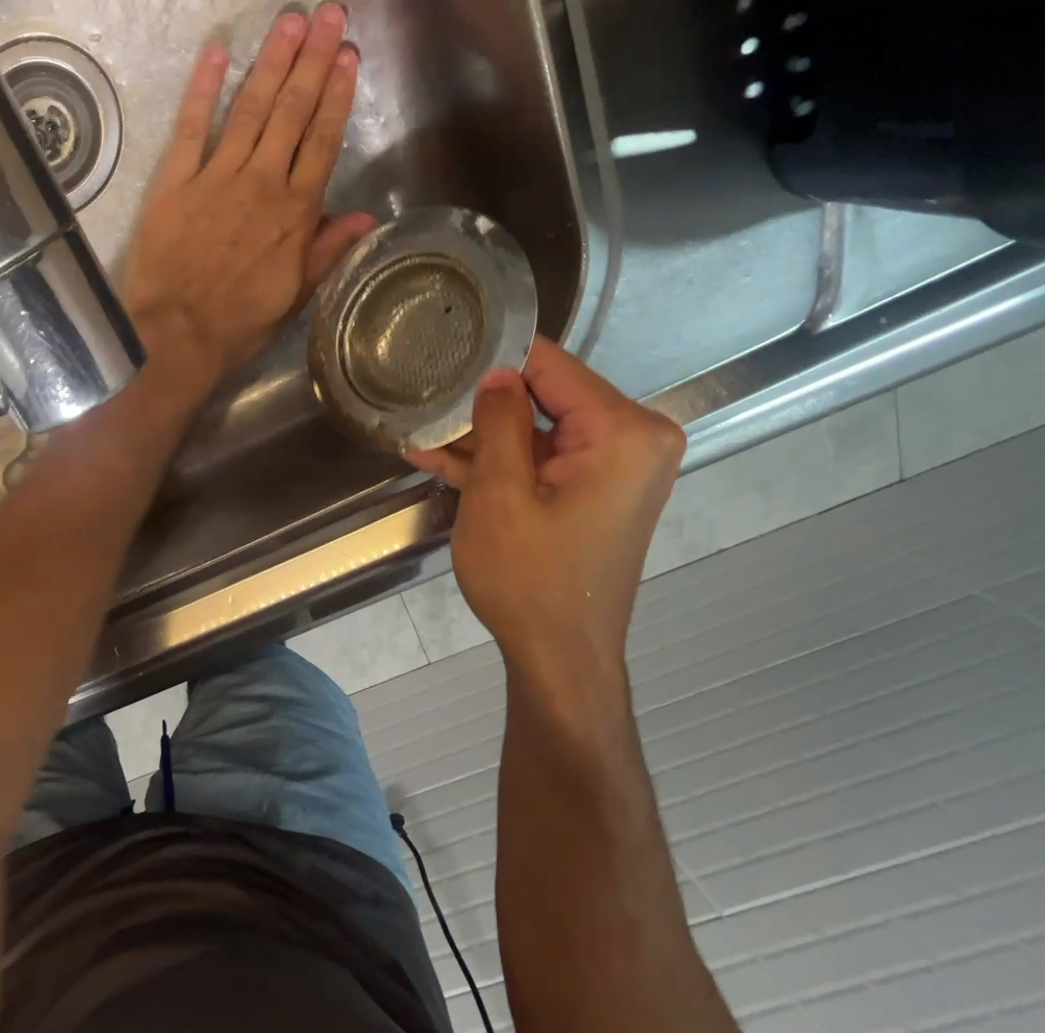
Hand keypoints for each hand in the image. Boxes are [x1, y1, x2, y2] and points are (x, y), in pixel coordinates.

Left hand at [121, 5, 376, 391]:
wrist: (176, 337)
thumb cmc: (236, 327)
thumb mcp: (293, 298)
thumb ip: (325, 253)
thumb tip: (364, 218)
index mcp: (295, 214)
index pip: (323, 142)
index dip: (337, 97)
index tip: (349, 58)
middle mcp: (261, 184)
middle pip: (292, 113)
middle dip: (313, 61)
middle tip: (329, 15)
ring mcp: (217, 179)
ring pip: (250, 109)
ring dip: (272, 62)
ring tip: (290, 22)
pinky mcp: (175, 184)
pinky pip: (192, 128)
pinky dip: (203, 89)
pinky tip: (217, 53)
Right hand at [405, 340, 686, 669]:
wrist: (560, 654)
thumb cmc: (529, 577)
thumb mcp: (498, 495)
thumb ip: (498, 424)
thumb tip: (494, 375)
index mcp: (624, 432)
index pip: (553, 367)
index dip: (495, 359)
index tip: (444, 353)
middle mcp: (636, 440)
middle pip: (550, 396)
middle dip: (486, 402)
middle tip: (425, 394)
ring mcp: (620, 469)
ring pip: (542, 431)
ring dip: (485, 436)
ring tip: (421, 430)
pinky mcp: (600, 493)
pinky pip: (547, 461)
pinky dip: (504, 463)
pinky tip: (445, 460)